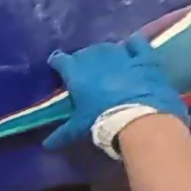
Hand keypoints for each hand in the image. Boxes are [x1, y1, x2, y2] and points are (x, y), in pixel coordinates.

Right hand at [44, 34, 189, 153]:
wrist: (139, 118)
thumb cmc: (101, 119)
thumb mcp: (78, 128)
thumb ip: (62, 133)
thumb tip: (46, 146)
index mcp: (75, 72)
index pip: (60, 60)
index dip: (58, 62)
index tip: (57, 66)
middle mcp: (95, 58)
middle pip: (84, 51)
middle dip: (83, 58)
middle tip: (84, 69)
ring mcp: (121, 56)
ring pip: (109, 46)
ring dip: (106, 52)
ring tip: (106, 59)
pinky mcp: (144, 59)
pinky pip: (138, 44)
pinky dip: (134, 44)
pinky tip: (131, 45)